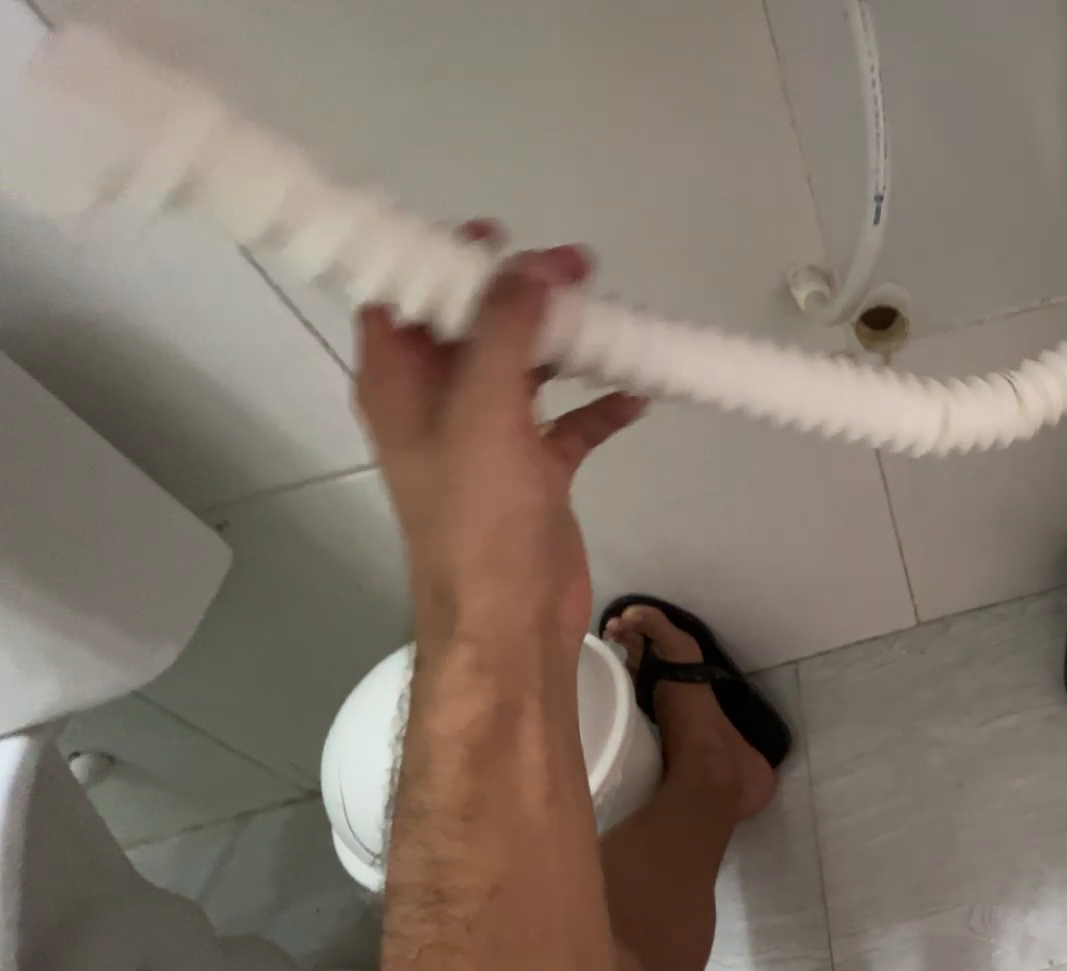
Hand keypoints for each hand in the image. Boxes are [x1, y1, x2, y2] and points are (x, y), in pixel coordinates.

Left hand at [354, 221, 645, 656]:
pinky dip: (599, 408)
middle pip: (476, 329)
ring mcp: (493, 441)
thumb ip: (506, 332)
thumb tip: (534, 264)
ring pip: (528, 373)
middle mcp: (442, 406)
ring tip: (612, 320)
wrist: (512, 615)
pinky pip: (570, 425)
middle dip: (521, 297)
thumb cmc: (483, 517)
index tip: (498, 233)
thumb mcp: (487, 413)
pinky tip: (638, 396)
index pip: (406, 299)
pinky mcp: (537, 473)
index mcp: (402, 385)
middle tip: (578, 272)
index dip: (442, 261)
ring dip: (566, 348)